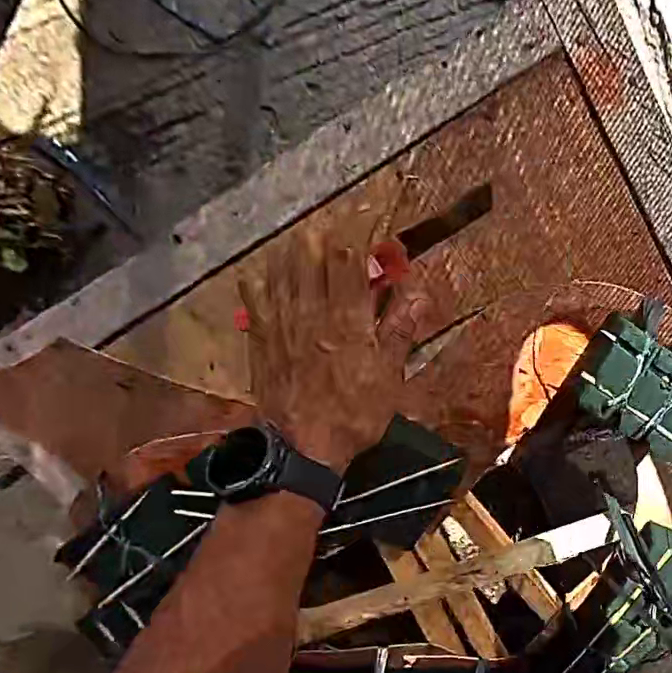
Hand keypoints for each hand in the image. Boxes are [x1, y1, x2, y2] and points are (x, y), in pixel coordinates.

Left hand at [239, 224, 428, 471]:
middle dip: (322, 237)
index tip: (363, 227)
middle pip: (310, 256)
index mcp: (348, 319)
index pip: (347, 260)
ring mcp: (280, 322)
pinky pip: (254, 296)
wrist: (304, 445)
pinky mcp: (260, 337)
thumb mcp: (389, 378)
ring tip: (302, 242)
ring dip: (292, 251)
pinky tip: (265, 274)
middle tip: (331, 231)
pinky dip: (260, 279)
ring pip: (281, 269)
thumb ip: (399, 332)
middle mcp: (311, 311)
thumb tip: (417, 295)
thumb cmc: (356, 414)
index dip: (354, 236)